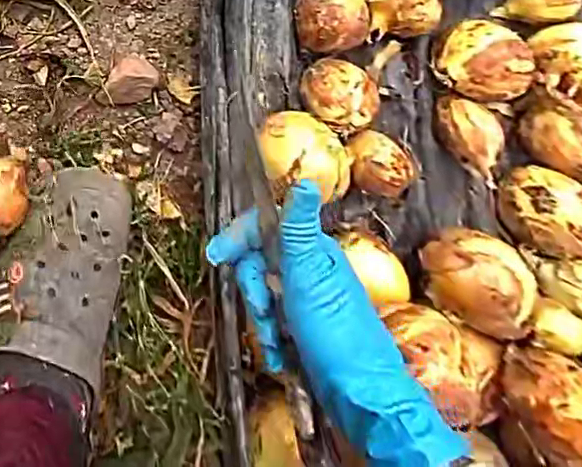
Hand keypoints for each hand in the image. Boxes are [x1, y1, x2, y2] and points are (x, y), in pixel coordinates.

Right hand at [206, 182, 467, 466]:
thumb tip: (305, 180)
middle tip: (264, 311)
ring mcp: (307, 300)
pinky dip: (270, 339)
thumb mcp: (310, 274)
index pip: (264, 225)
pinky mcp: (304, 329)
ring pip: (263, 294)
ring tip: (275, 341)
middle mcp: (309, 268)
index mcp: (311, 249)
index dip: (238, 236)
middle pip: (258, 261)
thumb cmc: (336, 334)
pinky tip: (280, 356)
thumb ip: (299, 227)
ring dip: (261, 319)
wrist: (365, 402)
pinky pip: (272, 323)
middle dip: (253, 288)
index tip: (217, 256)